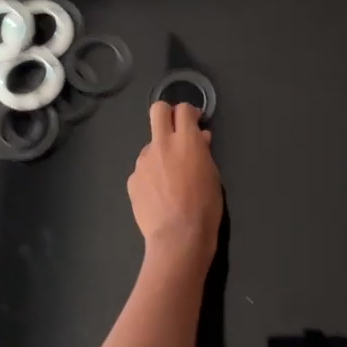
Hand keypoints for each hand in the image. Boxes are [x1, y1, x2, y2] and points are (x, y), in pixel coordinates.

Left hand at [127, 101, 222, 272]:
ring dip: (160, 153)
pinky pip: (143, 169)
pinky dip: (151, 175)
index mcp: (187, 141)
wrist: (178, 237)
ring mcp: (143, 161)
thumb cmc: (205, 207)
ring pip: (150, 145)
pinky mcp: (133, 179)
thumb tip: (200, 139)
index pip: (183, 110)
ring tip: (170, 179)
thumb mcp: (213, 176)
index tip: (195, 123)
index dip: (190, 113)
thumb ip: (204, 152)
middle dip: (167, 114)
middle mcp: (162, 144)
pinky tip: (159, 195)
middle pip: (158, 111)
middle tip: (176, 131)